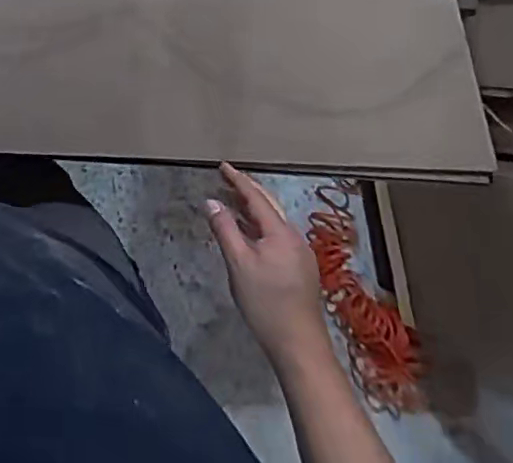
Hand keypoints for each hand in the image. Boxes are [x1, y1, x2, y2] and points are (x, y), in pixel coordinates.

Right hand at [206, 162, 325, 359]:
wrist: (300, 346)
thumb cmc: (266, 303)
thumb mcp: (238, 264)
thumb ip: (224, 229)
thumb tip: (212, 202)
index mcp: (281, 233)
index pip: (256, 198)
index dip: (238, 180)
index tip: (223, 166)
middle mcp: (294, 238)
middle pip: (269, 206)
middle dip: (247, 190)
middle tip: (226, 178)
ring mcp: (300, 255)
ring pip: (273, 221)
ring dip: (252, 208)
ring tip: (232, 200)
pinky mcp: (300, 269)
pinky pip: (277, 235)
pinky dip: (259, 225)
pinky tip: (248, 231)